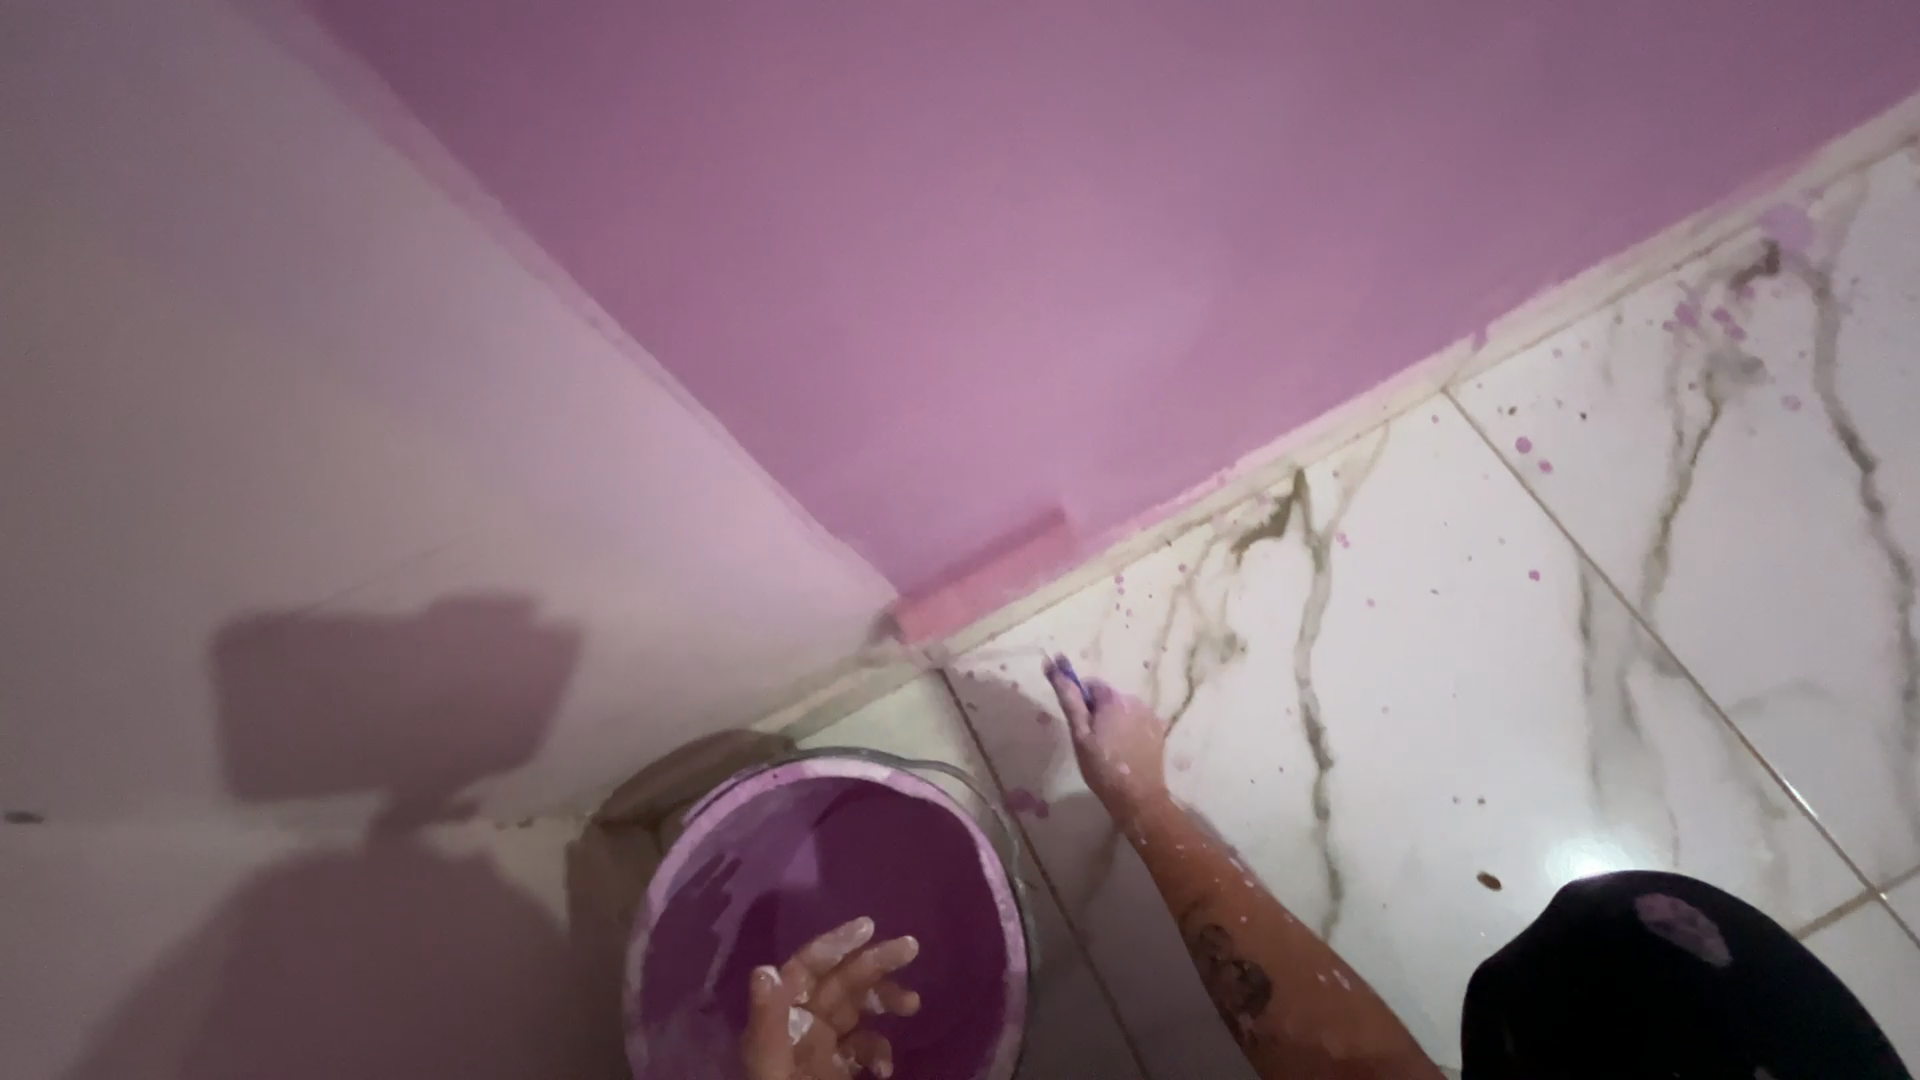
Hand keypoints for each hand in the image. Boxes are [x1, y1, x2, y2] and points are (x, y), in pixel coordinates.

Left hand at [740, 917, 921, 1079]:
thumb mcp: (772, 1072)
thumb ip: (768, 1025)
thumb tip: (764, 970)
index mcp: (780, 1022)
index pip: (806, 969)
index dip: (834, 944)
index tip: (870, 926)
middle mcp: (799, 1029)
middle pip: (838, 983)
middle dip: (873, 963)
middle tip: (911, 947)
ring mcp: (818, 1053)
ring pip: (855, 1009)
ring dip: (883, 1000)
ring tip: (912, 1006)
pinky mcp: (835, 1075)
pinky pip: (861, 1048)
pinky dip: (878, 1050)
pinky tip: (885, 1068)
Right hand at [1044, 656, 1169, 811]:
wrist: (1138, 797)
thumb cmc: (1102, 766)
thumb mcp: (1079, 733)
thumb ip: (1068, 697)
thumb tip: (1053, 664)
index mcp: (1113, 698)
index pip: (1089, 684)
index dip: (1079, 701)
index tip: (1079, 725)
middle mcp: (1134, 699)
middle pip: (1107, 697)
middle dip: (1097, 711)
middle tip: (1091, 740)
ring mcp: (1149, 714)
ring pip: (1122, 709)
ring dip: (1113, 720)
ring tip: (1109, 748)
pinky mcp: (1159, 730)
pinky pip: (1136, 720)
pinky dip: (1128, 729)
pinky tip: (1125, 750)